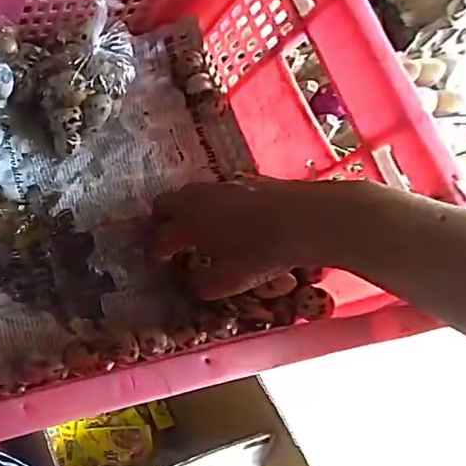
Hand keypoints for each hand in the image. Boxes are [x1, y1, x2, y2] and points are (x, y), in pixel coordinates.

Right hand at [151, 178, 363, 298]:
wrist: (310, 219)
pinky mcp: (249, 179)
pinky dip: (216, 203)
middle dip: (162, 219)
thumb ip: (205, 285)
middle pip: (165, 203)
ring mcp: (223, 186)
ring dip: (188, 207)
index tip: (157, 263)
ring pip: (192, 193)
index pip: (160, 238)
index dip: (155, 252)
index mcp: (187, 224)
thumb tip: (194, 285)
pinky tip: (233, 217)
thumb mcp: (230, 281)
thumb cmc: (263, 253)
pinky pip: (220, 190)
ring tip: (199, 225)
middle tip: (168, 235)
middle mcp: (198, 201)